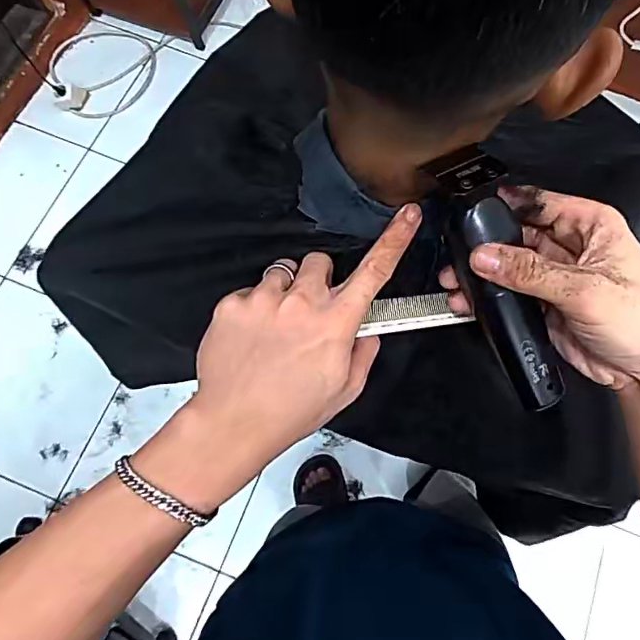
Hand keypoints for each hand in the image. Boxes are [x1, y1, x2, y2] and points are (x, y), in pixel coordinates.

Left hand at [137, 204, 421, 509]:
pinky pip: (249, 289)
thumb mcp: (343, 389)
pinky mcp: (232, 303)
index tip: (407, 216)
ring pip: (283, 272)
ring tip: (275, 327)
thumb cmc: (289, 411)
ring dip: (284, 292)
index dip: (395, 239)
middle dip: (318, 279)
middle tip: (308, 310)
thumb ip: (362, 353)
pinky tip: (251, 335)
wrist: (233, 423)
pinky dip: (253, 307)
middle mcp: (301, 304)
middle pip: (319, 261)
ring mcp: (263, 300)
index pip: (374, 271)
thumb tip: (367, 331)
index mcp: (335, 323)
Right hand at [438, 186, 639, 391]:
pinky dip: (487, 294)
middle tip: (463, 254)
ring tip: (459, 280)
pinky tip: (470, 299)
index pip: (539, 201)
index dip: (507, 204)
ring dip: (483, 271)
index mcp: (592, 225)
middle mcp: (572, 244)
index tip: (476, 213)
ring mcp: (555, 273)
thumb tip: (488, 256)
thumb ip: (530, 272)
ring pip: (507, 261)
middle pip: (517, 231)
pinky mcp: (542, 300)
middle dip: (487, 243)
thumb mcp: (585, 290)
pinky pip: (507, 290)